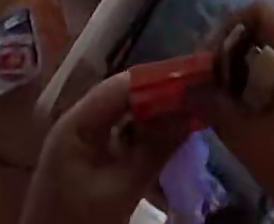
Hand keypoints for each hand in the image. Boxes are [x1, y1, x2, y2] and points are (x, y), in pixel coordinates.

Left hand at [20, 69, 188, 223]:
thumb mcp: (119, 191)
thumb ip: (153, 152)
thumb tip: (188, 116)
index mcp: (77, 121)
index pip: (120, 87)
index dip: (155, 82)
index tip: (190, 82)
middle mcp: (79, 124)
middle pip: (123, 101)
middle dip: (158, 102)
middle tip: (196, 102)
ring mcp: (84, 146)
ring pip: (124, 122)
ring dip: (154, 123)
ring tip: (189, 121)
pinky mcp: (91, 167)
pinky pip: (122, 145)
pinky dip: (145, 145)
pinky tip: (169, 150)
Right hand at [191, 2, 273, 220]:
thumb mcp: (250, 138)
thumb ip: (216, 108)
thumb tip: (188, 88)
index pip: (257, 12)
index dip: (229, 25)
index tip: (211, 57)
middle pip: (254, 31)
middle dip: (226, 51)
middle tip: (206, 81)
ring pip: (259, 55)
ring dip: (234, 71)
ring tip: (216, 99)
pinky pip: (268, 76)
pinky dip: (247, 86)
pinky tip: (234, 114)